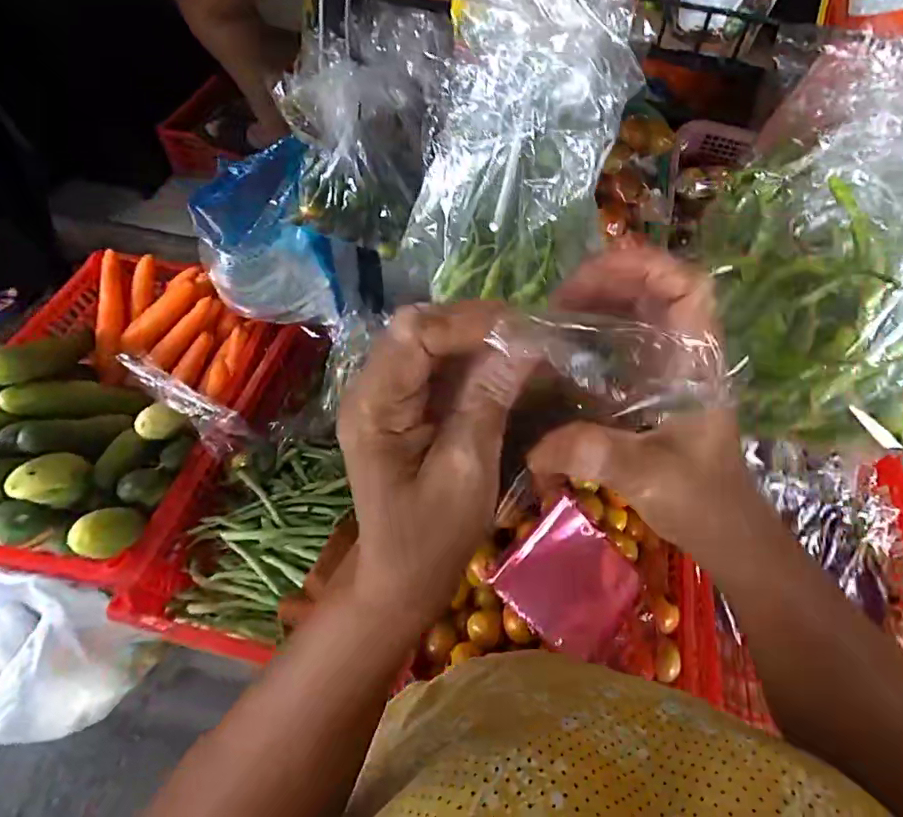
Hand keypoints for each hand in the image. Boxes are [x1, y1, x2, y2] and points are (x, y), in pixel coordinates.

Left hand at [336, 302, 536, 626]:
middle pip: (420, 327)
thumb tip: (523, 341)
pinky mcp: (407, 403)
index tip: (522, 331)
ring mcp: (388, 394)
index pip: (414, 333)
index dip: (468, 323)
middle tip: (530, 335)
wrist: (401, 580)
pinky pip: (440, 363)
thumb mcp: (466, 470)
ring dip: (478, 337)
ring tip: (525, 344)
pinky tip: (506, 363)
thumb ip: (488, 400)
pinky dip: (475, 357)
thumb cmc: (430, 538)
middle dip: (476, 324)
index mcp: (373, 406)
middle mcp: (372, 388)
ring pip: (432, 339)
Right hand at [525, 248, 760, 554]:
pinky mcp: (660, 382)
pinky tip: (569, 344)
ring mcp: (675, 365)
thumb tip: (536, 446)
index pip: (690, 286)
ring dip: (603, 300)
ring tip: (559, 314)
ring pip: (643, 309)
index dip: (649, 266)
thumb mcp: (649, 477)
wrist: (728, 533)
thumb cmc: (704, 501)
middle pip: (658, 288)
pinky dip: (601, 327)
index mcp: (698, 360)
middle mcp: (689, 352)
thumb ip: (599, 455)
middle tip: (561, 300)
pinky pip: (631, 336)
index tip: (598, 274)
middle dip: (610, 280)